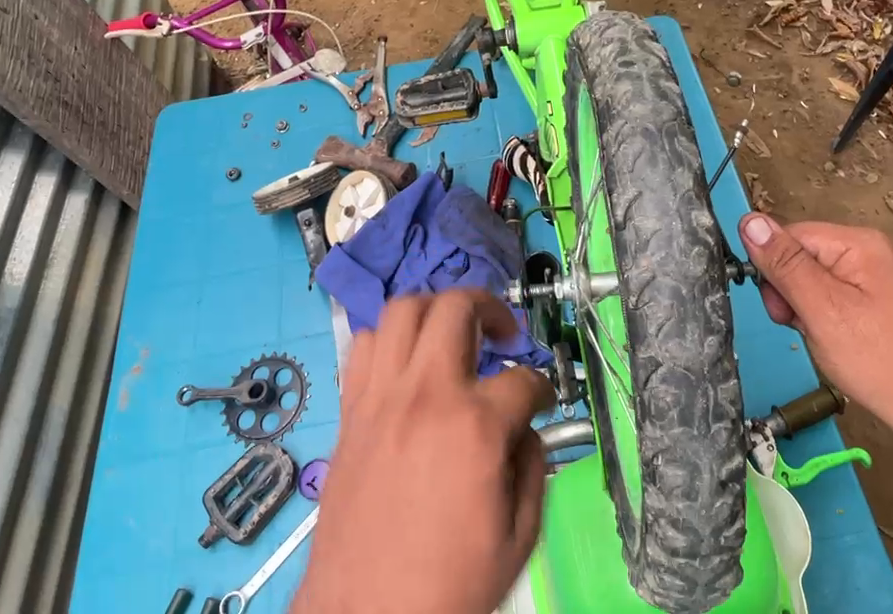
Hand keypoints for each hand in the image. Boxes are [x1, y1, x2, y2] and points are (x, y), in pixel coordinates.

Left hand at [292, 290, 555, 613]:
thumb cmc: (449, 584)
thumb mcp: (519, 537)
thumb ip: (532, 469)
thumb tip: (526, 432)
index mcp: (476, 426)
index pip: (523, 380)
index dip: (541, 391)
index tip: (541, 404)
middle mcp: (426, 394)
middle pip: (457, 308)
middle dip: (491, 308)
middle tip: (503, 334)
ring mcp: (381, 397)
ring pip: (402, 311)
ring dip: (434, 313)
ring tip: (452, 337)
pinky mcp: (350, 411)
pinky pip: (362, 347)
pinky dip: (387, 341)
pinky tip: (405, 367)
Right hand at [738, 214, 892, 445]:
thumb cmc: (879, 361)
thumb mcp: (821, 309)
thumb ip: (784, 264)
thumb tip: (750, 222)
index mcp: (859, 243)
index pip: (790, 236)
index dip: (774, 271)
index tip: (780, 309)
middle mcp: (871, 250)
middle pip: (802, 256)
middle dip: (791, 292)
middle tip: (802, 326)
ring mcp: (878, 275)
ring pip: (815, 279)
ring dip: (806, 308)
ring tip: (823, 338)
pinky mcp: (880, 298)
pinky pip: (834, 294)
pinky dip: (824, 316)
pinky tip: (836, 339)